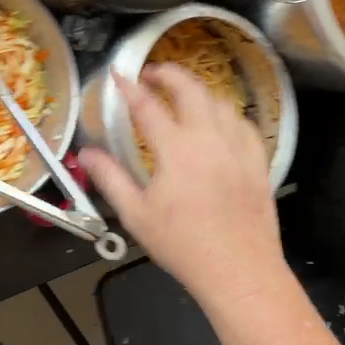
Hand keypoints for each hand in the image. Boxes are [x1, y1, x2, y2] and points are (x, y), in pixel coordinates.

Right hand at [81, 65, 293, 311]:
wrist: (240, 271)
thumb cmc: (183, 245)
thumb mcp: (136, 215)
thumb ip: (110, 178)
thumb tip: (86, 153)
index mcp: (176, 150)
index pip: (148, 107)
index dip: (130, 87)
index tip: (118, 75)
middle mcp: (210, 140)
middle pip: (191, 91)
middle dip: (169, 74)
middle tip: (152, 73)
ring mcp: (239, 149)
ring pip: (221, 103)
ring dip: (199, 90)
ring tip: (183, 92)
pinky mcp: (258, 163)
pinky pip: (245, 125)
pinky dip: (228, 113)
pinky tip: (221, 120)